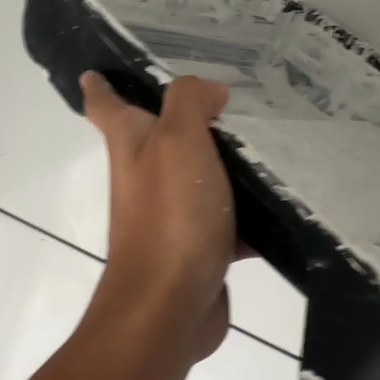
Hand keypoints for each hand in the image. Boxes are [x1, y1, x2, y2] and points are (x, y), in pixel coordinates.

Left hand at [80, 71, 240, 362]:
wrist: (168, 309)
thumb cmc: (168, 217)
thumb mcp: (177, 142)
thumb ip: (189, 103)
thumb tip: (210, 90)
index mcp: (130, 146)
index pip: (105, 106)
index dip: (100, 86)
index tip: (96, 70)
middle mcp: (144, 177)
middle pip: (157, 138)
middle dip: (180, 115)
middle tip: (220, 91)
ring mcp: (169, 215)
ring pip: (197, 176)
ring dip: (222, 160)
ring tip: (265, 134)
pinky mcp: (197, 248)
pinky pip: (226, 219)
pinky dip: (249, 211)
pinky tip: (284, 198)